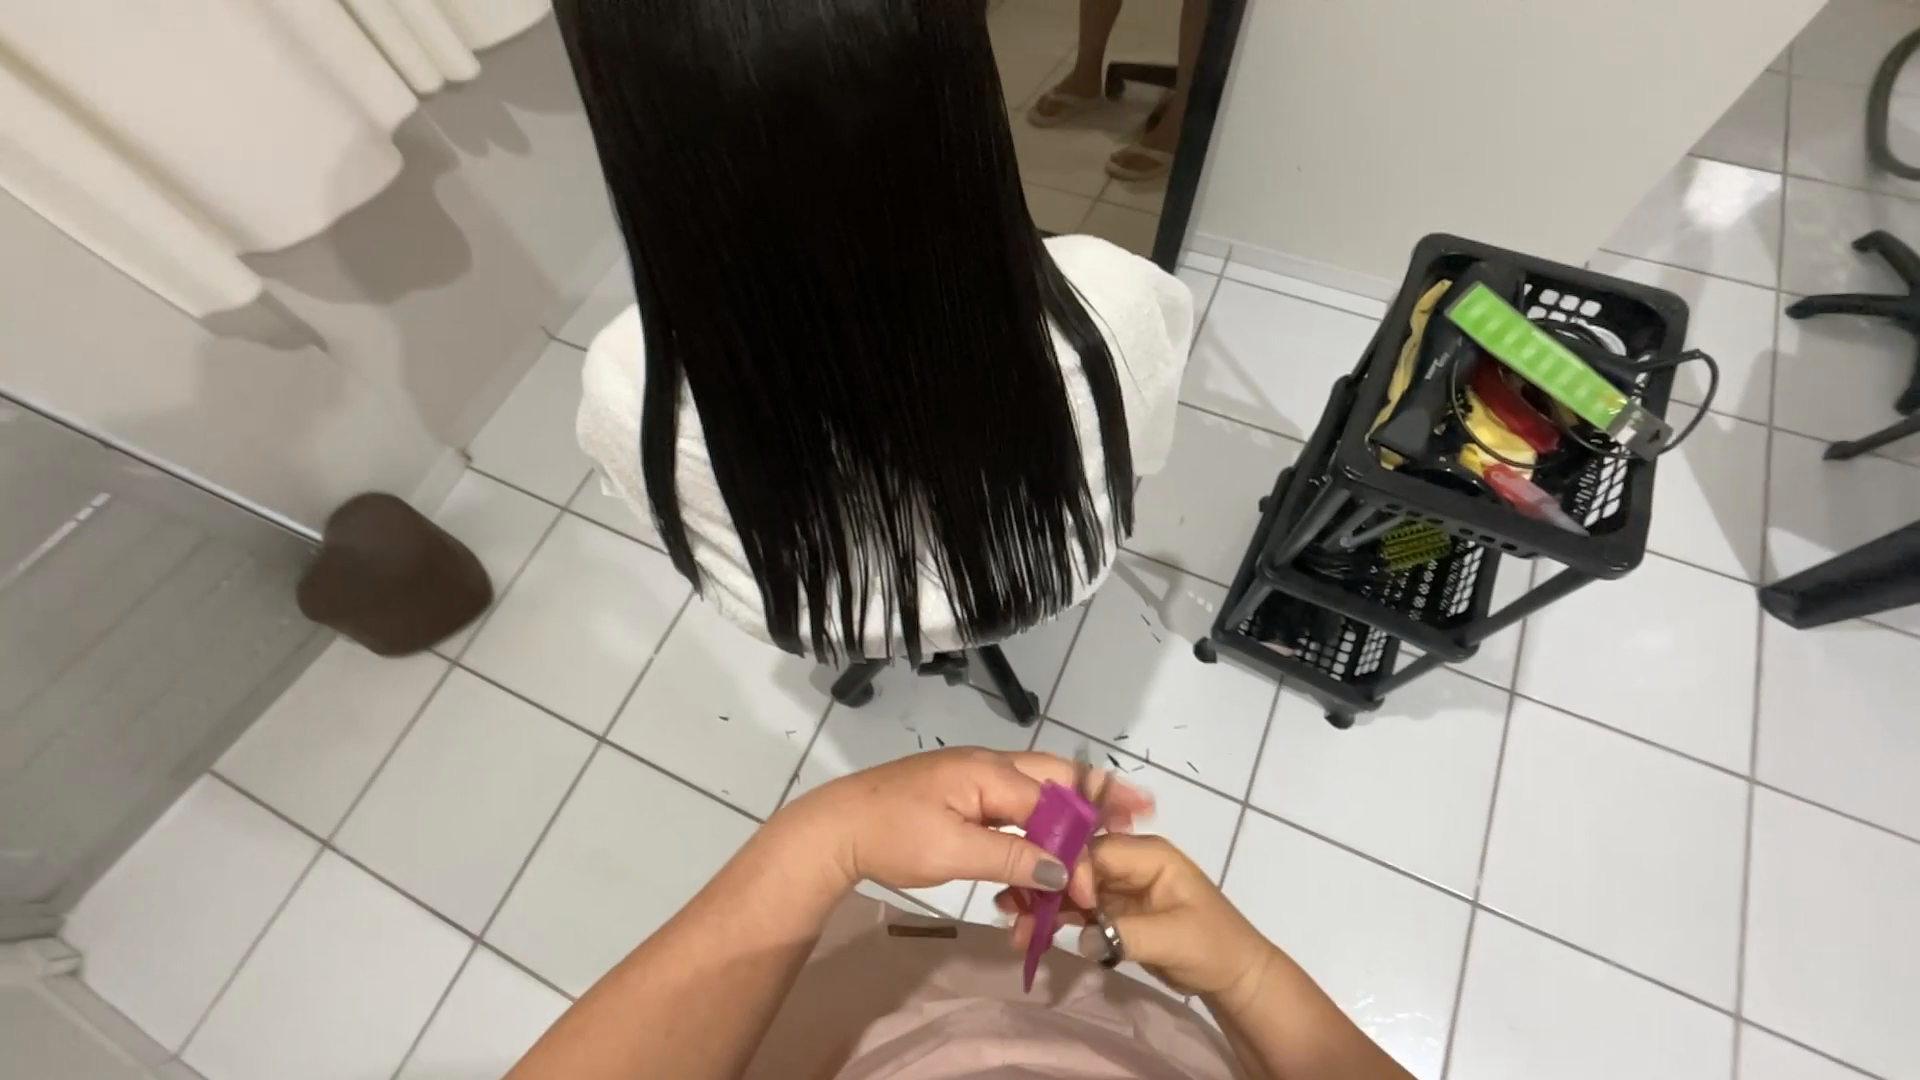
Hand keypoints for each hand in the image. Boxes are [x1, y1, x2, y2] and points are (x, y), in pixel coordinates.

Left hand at [779, 748, 1151, 901]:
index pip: (1052, 808)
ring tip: (1106, 822)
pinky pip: (1013, 802)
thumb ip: (1011, 858)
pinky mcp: (964, 794)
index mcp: (990, 773)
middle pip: (1055, 777)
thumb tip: (1063, 869)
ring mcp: (976, 777)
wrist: (838, 827)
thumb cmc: (894, 836)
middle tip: (1138, 807)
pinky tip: (1050, 837)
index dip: (1078, 846)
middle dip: (1096, 793)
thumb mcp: (953, 851)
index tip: (1091, 886)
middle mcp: (990, 766)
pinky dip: (1039, 819)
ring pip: (1036, 788)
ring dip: (1070, 807)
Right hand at [995, 833, 1278, 1006]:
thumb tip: (1085, 937)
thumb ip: (1126, 933)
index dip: (1070, 868)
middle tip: (1010, 906)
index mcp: (1148, 853)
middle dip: (1047, 885)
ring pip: (1073, 887)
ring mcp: (1120, 886)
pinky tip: (1031, 933)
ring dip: (1046, 905)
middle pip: (1078, 865)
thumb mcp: (1174, 938)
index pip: (1097, 849)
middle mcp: (1129, 862)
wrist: (1235, 978)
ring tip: (1015, 926)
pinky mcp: (1115, 909)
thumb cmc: (1213, 946)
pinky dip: (1058, 920)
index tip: (1051, 896)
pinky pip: (1079, 909)